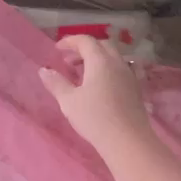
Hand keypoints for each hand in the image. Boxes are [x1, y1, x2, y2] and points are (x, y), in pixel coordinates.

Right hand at [39, 35, 155, 158]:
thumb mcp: (69, 101)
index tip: (57, 49)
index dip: (70, 41)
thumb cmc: (95, 118)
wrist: (128, 140)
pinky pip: (121, 70)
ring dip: (97, 59)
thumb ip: (56, 83)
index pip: (86, 41)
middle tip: (69, 61)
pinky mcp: (136, 89)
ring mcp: (130, 76)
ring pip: (113, 58)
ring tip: (83, 74)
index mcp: (100, 61)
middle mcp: (118, 63)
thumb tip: (44, 70)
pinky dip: (108, 70)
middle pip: (102, 46)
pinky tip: (101, 87)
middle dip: (84, 48)